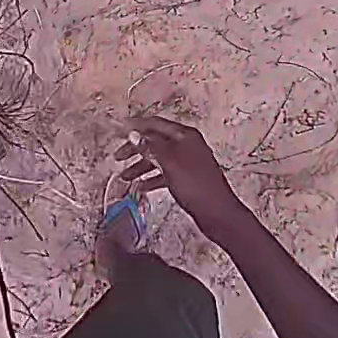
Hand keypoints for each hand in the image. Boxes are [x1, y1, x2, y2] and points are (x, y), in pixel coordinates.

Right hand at [114, 116, 250, 239]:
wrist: (218, 213)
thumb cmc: (195, 185)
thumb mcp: (169, 162)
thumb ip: (151, 146)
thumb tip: (134, 133)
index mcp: (184, 136)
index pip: (155, 124)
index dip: (136, 126)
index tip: (120, 130)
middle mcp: (187, 145)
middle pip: (156, 141)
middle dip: (136, 148)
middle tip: (119, 155)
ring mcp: (188, 161)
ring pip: (159, 158)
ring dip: (141, 166)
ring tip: (125, 176)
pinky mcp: (188, 178)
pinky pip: (165, 173)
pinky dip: (152, 178)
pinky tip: (141, 187)